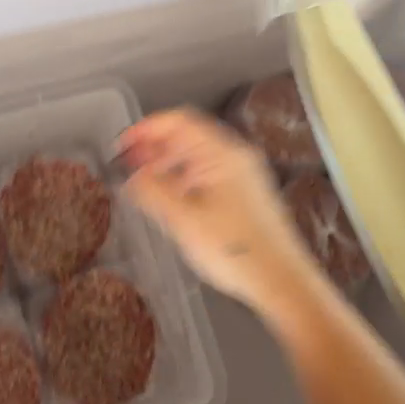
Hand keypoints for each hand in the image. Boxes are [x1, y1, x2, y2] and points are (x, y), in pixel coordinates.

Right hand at [118, 108, 322, 314]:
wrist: (282, 281)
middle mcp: (235, 156)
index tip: (122, 144)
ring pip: (198, 155)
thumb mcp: (184, 220)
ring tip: (143, 180)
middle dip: (155, 145)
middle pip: (189, 136)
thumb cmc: (234, 249)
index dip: (147, 128)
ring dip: (168, 162)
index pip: (179, 121)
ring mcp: (243, 175)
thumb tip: (131, 173)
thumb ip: (153, 190)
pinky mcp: (246, 194)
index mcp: (222, 152)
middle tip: (127, 162)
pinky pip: (209, 173)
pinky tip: (171, 198)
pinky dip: (184, 177)